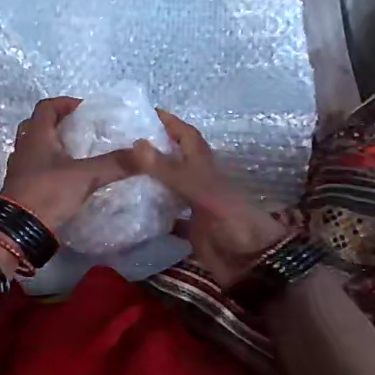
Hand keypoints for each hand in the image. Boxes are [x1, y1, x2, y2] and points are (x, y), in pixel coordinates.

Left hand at [0, 98, 138, 230]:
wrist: (20, 229)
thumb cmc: (48, 192)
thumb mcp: (85, 176)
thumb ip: (114, 163)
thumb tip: (144, 153)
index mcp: (36, 136)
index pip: (46, 107)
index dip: (64, 103)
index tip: (84, 108)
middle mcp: (24, 148)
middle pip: (37, 126)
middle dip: (58, 123)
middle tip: (80, 129)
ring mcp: (20, 169)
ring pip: (36, 148)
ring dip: (53, 146)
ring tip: (77, 153)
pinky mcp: (22, 188)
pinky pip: (36, 168)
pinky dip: (51, 167)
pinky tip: (68, 177)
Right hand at [130, 110, 289, 287]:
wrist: (255, 262)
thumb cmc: (232, 221)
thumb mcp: (200, 191)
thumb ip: (169, 170)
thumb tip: (136, 143)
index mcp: (205, 168)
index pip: (187, 136)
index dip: (170, 122)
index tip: (145, 112)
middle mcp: (199, 183)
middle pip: (175, 159)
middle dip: (154, 149)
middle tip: (121, 144)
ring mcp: (196, 207)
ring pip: (170, 187)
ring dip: (150, 180)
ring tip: (120, 174)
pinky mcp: (193, 230)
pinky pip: (169, 217)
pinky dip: (153, 214)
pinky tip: (133, 214)